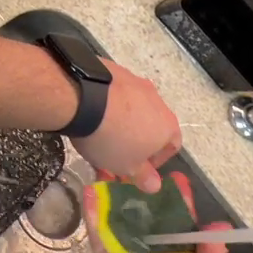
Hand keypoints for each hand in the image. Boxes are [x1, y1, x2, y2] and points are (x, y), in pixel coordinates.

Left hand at [72, 60, 180, 192]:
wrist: (81, 95)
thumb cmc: (110, 137)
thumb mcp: (125, 166)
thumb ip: (143, 176)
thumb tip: (154, 185)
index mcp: (167, 124)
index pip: (171, 146)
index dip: (155, 160)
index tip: (136, 168)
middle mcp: (155, 99)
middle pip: (148, 123)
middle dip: (132, 139)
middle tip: (112, 150)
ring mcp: (131, 79)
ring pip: (129, 105)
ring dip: (117, 118)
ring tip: (95, 129)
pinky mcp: (108, 67)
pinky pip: (109, 89)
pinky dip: (102, 100)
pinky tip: (86, 108)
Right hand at [84, 174, 231, 252]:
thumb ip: (214, 245)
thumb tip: (220, 221)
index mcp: (175, 249)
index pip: (173, 215)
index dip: (173, 195)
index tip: (171, 173)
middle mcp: (148, 244)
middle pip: (140, 208)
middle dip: (135, 184)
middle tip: (130, 158)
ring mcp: (124, 247)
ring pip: (115, 212)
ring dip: (110, 188)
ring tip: (105, 162)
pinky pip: (96, 227)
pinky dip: (91, 207)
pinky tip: (88, 186)